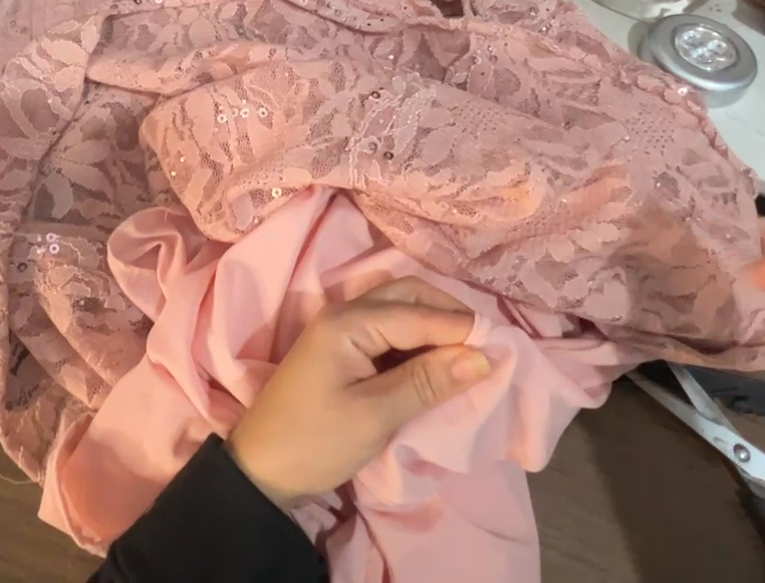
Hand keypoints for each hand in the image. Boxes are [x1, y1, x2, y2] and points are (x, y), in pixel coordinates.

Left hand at [226, 277, 493, 506]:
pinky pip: (389, 329)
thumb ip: (427, 382)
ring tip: (468, 354)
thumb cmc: (315, 441)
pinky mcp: (344, 348)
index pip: (418, 314)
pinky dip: (417, 339)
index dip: (461, 329)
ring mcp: (342, 328)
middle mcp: (345, 313)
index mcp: (349, 322)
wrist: (260, 469)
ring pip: (399, 309)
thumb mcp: (375, 416)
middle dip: (448, 314)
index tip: (504, 349)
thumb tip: (482, 357)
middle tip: (485, 347)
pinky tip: (437, 362)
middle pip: (408, 295)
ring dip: (434, 324)